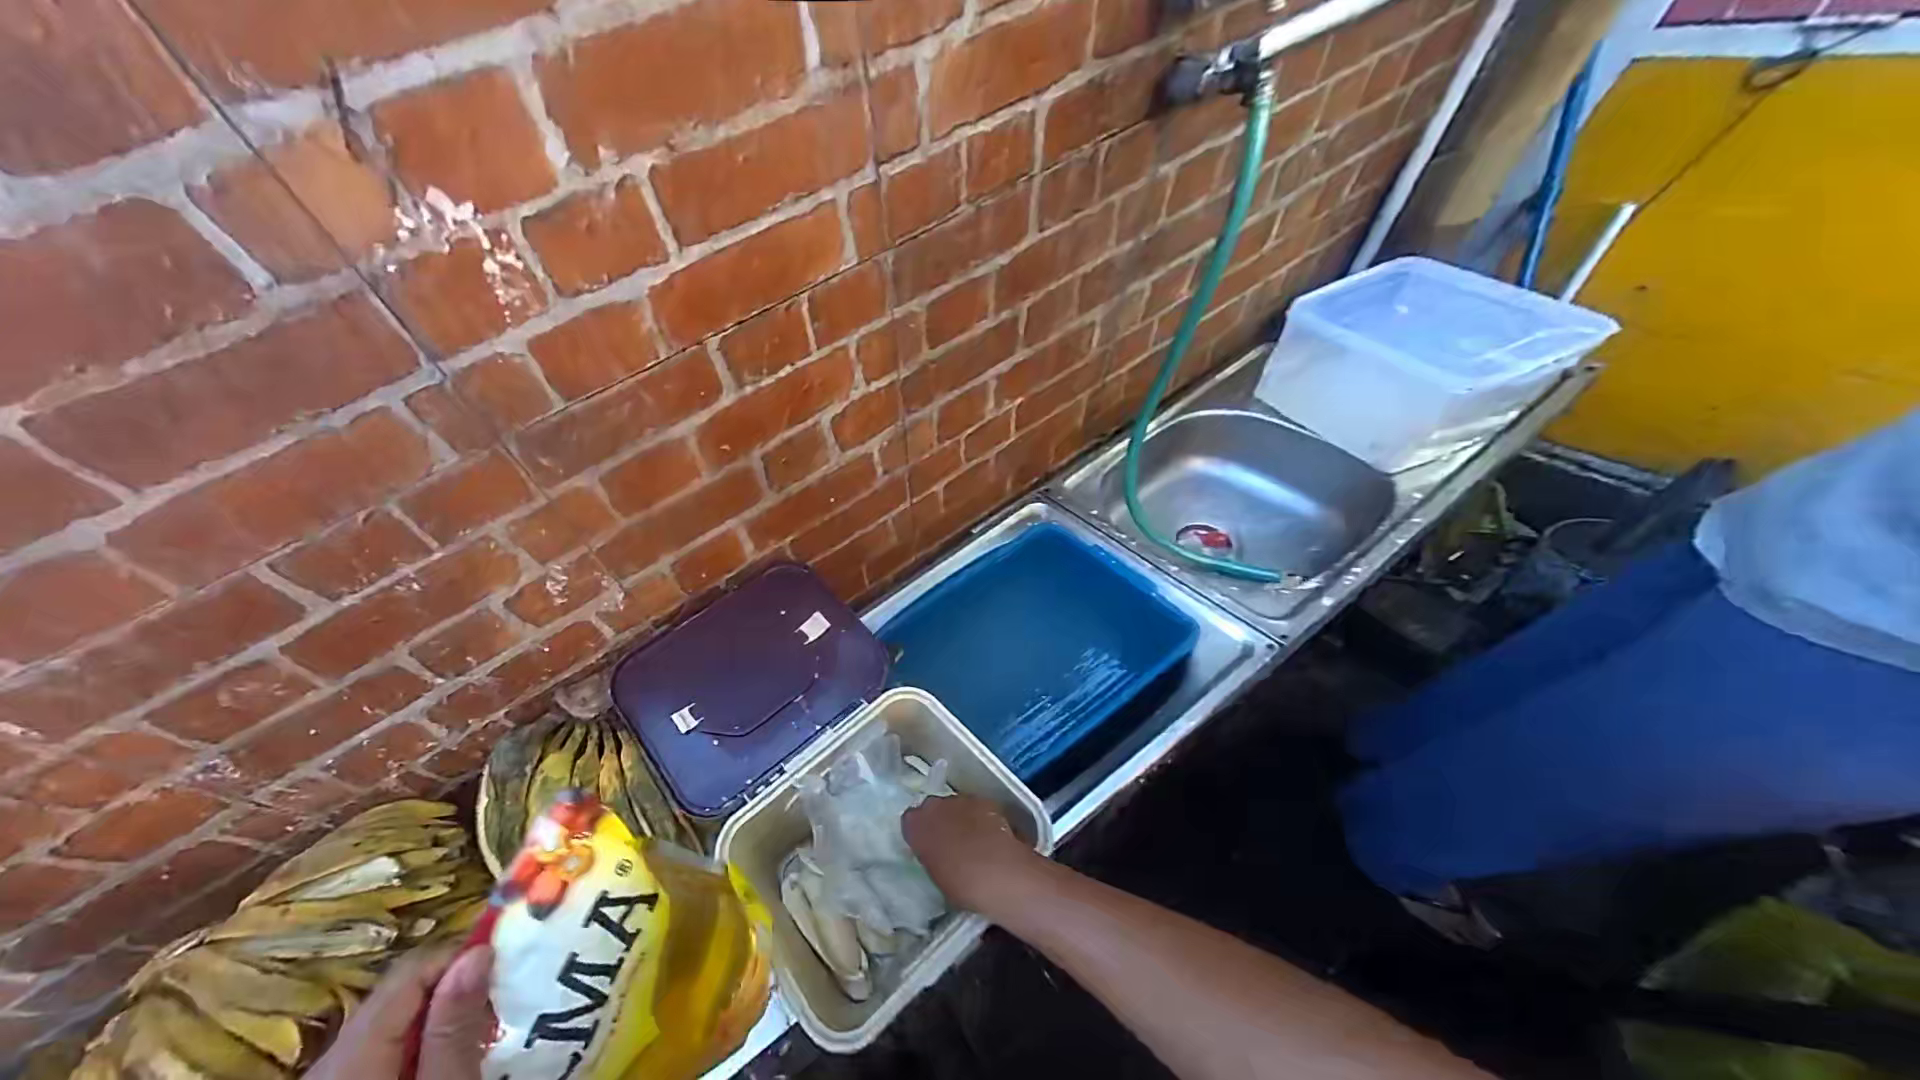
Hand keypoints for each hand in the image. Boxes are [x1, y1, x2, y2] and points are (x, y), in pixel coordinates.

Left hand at [305, 945, 494, 1079]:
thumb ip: (454, 1027)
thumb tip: (479, 951)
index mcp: (354, 1049)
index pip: (413, 967)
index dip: (462, 956)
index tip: (505, 967)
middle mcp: (331, 1053)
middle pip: (402, 988)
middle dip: (455, 984)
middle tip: (497, 1005)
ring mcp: (329, 1071)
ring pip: (395, 1013)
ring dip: (442, 1011)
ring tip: (477, 1033)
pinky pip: (382, 1041)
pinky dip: (420, 1037)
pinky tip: (442, 1056)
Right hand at [903, 795, 1043, 916]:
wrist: (1000, 873)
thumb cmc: (961, 884)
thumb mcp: (935, 874)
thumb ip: (930, 855)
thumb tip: (935, 851)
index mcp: (916, 825)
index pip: (910, 820)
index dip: (920, 832)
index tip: (926, 845)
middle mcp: (936, 805)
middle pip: (933, 808)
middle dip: (940, 820)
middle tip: (948, 842)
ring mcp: (962, 800)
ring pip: (956, 806)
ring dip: (960, 818)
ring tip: (972, 840)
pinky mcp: (986, 801)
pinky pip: (977, 808)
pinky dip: (980, 817)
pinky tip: (989, 836)